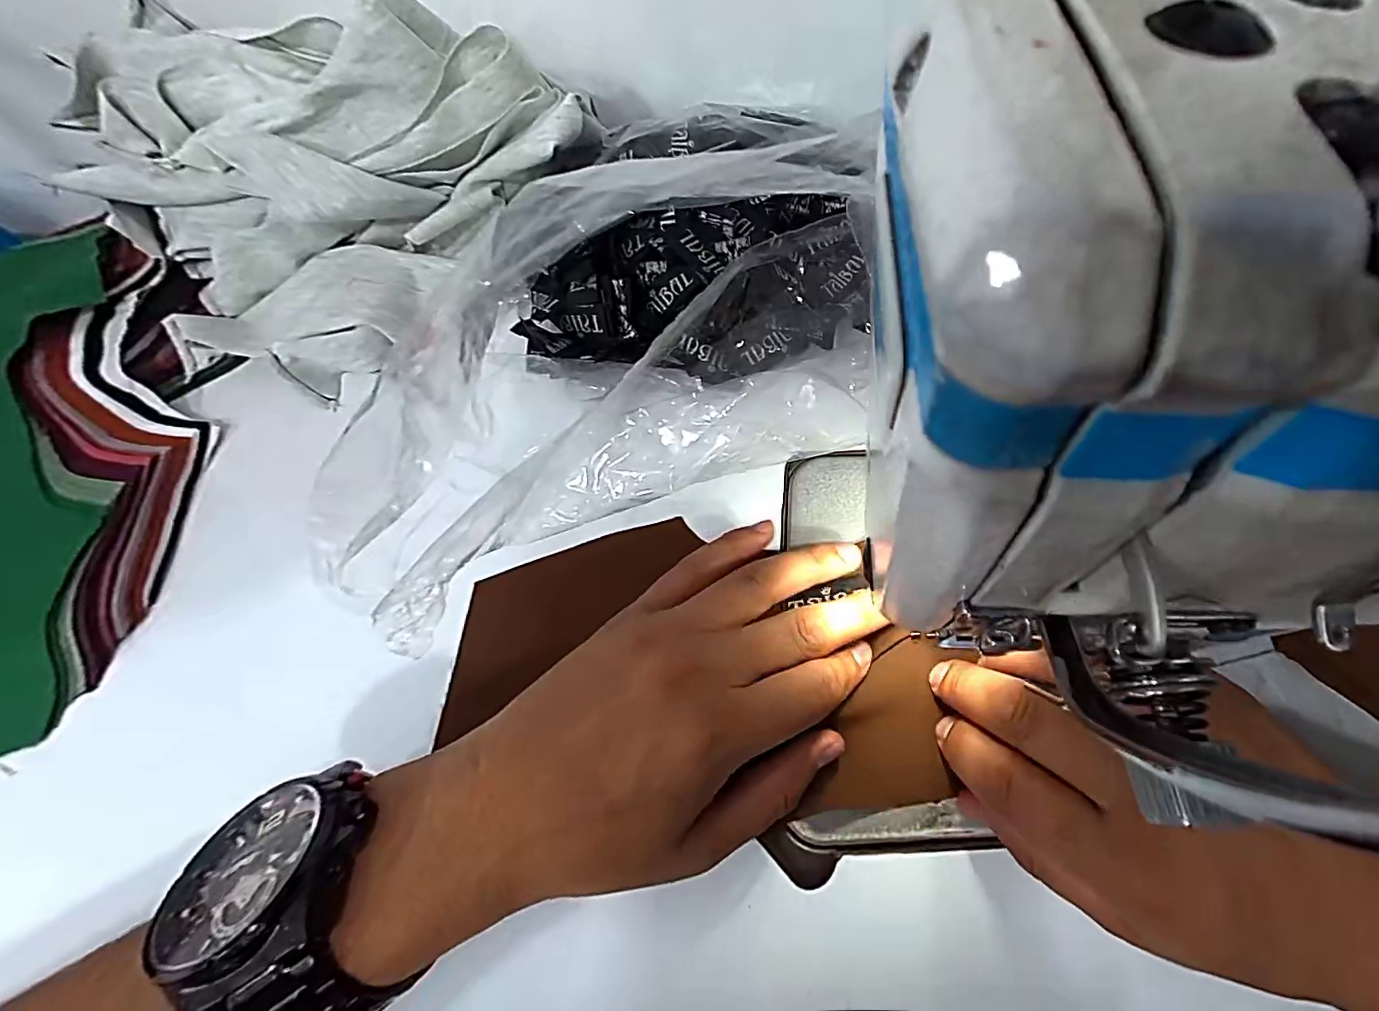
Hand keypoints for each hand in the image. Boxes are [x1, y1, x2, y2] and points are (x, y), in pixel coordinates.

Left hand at [333, 523, 885, 982]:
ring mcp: (665, 629)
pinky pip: (694, 566)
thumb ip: (772, 792)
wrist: (495, 806)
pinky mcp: (635, 613)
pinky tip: (765, 530)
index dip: (852, 666)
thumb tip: (829, 738)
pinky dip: (733, 544)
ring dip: (808, 563)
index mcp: (719, 731)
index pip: (812, 685)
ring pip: (755, 583)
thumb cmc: (598, 838)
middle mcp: (700, 667)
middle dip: (848, 610)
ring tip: (847, 551)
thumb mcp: (695, 847)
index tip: (877, 651)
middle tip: (883, 596)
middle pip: (795, 628)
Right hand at [926, 653, 1378, 999]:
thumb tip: (975, 798)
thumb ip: (1038, 851)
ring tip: (979, 666)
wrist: (1340, 889)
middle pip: (1025, 718)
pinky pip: (1105, 666)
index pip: (1005, 779)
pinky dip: (1059, 658)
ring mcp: (1170, 731)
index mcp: (1113, 856)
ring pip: (1060, 681)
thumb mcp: (1119, 912)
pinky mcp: (1196, 696)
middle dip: (969, 691)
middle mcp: (1138, 786)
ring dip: (1006, 666)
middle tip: (944, 680)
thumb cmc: (1228, 916)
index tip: (941, 730)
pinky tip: (1036, 660)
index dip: (961, 745)